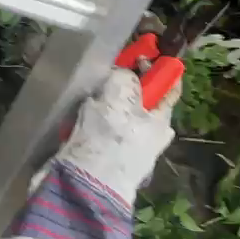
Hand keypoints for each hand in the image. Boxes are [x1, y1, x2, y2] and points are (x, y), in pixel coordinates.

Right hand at [0, 68, 177, 238]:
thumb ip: (125, 78)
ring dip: (95, 102)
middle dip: (117, 83)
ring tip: (81, 102)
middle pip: (135, 94)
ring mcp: (123, 146)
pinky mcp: (99, 155)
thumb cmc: (108, 142)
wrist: (82, 189)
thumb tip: (125, 72)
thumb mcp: (119, 99)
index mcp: (161, 121)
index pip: (168, 84)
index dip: (155, 64)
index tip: (138, 48)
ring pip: (111, 109)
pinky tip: (72, 121)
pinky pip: (92, 127)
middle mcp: (147, 133)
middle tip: (100, 77)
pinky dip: (82, 120)